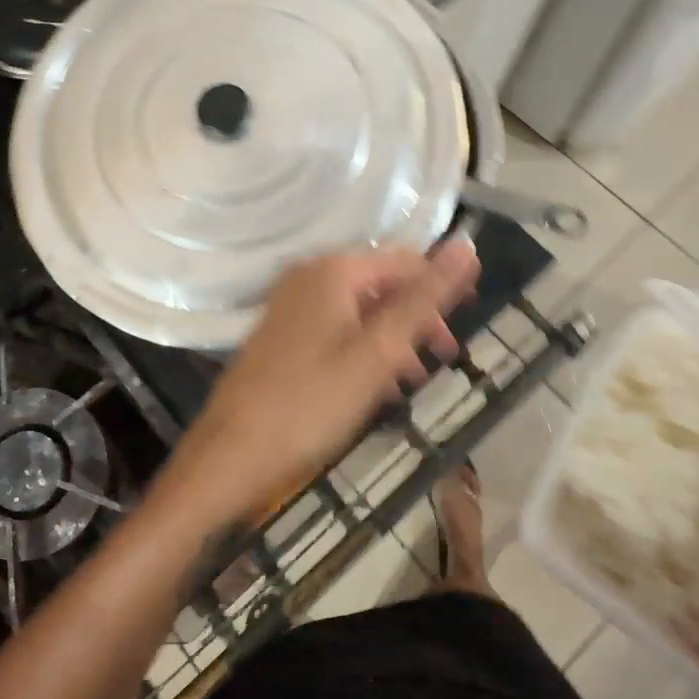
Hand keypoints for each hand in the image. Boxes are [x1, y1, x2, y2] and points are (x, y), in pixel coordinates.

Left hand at [168, 239, 480, 516]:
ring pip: (360, 310)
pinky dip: (363, 351)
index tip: (466, 328)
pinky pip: (336, 329)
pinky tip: (376, 388)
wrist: (232, 452)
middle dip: (416, 320)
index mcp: (333, 270)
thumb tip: (466, 246)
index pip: (405, 261)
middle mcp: (308, 275)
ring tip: (414, 381)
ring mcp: (289, 305)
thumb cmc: (311, 403)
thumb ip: (424, 299)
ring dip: (392, 340)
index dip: (441, 290)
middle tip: (444, 361)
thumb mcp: (378, 352)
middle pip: (381, 284)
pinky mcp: (280, 334)